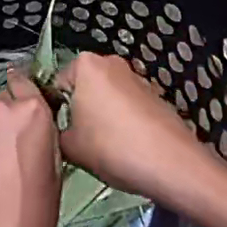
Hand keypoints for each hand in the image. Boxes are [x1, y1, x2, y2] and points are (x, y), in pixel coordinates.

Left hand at [0, 69, 60, 226]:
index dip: (30, 96)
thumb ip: (44, 143)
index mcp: (31, 114)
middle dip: (11, 122)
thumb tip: (35, 135)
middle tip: (20, 155)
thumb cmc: (31, 220)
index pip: (28, 83)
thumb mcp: (56, 177)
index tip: (34, 111)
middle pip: (5, 104)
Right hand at [57, 52, 213, 203]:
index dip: (54, 111)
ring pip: (107, 98)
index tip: (59, 133)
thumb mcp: (69, 146)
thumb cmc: (112, 146)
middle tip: (79, 140)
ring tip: (105, 147)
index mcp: (85, 63)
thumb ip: (55, 132)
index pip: (56, 85)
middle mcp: (111, 62)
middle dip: (80, 111)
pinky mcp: (157, 96)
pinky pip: (129, 107)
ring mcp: (137, 78)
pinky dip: (124, 123)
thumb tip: (60, 133)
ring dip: (103, 116)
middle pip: (84, 88)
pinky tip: (127, 148)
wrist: (172, 164)